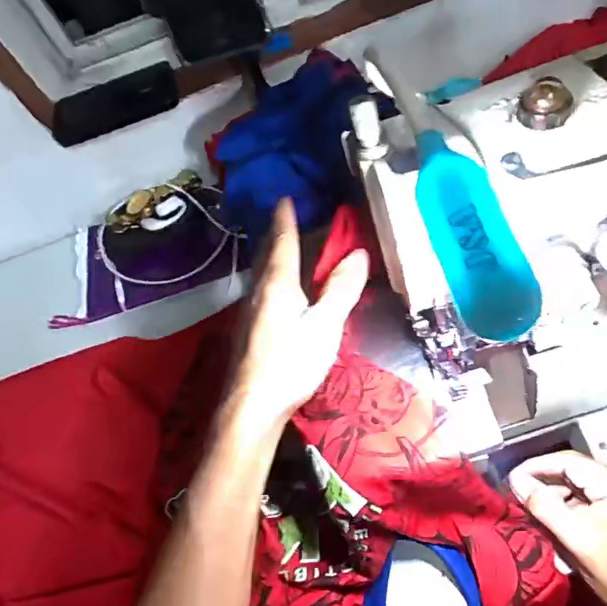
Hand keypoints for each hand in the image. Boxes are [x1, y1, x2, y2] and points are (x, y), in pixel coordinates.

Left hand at [227, 200, 367, 429]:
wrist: (252, 406)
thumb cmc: (292, 363)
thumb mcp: (325, 325)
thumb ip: (341, 289)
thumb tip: (358, 254)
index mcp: (278, 285)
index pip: (283, 243)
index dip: (286, 220)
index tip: (286, 199)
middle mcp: (258, 292)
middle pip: (267, 255)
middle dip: (277, 235)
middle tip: (286, 219)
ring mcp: (249, 313)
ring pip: (261, 275)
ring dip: (272, 257)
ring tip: (284, 249)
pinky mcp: (248, 332)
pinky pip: (261, 292)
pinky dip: (271, 279)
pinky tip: (277, 292)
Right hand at [507, 451, 606, 605]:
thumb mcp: (578, 542)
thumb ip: (545, 507)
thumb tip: (517, 481)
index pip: (571, 461)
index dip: (537, 467)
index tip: (512, 478)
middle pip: (582, 471)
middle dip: (550, 484)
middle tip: (523, 499)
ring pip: (592, 485)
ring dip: (566, 496)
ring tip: (542, 514)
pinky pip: (605, 496)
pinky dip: (583, 505)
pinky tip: (568, 522)